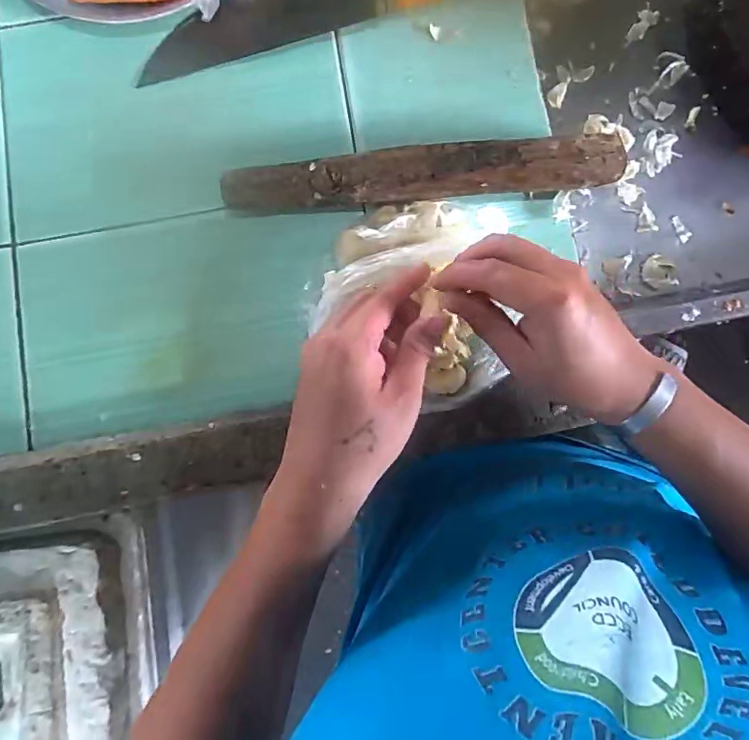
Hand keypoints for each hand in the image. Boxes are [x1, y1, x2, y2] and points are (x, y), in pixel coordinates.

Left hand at [263, 265, 449, 557]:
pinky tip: (385, 351)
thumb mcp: (402, 397)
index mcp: (348, 342)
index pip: (380, 298)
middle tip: (428, 310)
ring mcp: (313, 350)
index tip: (429, 267)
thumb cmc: (367, 443)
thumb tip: (438, 314)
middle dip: (395, 299)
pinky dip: (364, 331)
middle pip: (363, 302)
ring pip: (350, 316)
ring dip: (379, 315)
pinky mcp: (310, 364)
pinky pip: (340, 332)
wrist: (317, 481)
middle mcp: (325, 337)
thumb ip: (417, 350)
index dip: (406, 281)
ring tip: (412, 332)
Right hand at [432, 234, 664, 423]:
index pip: (490, 272)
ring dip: (485, 255)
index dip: (457, 275)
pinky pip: (528, 253)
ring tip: (465, 280)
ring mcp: (568, 266)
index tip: (434, 286)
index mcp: (548, 298)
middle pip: (501, 246)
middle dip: (468, 258)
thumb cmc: (574, 380)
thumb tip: (451, 298)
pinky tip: (491, 281)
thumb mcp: (521, 360)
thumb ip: (485, 322)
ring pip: (514, 244)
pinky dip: (503, 259)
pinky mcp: (571, 269)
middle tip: (448, 280)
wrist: (629, 381)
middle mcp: (559, 272)